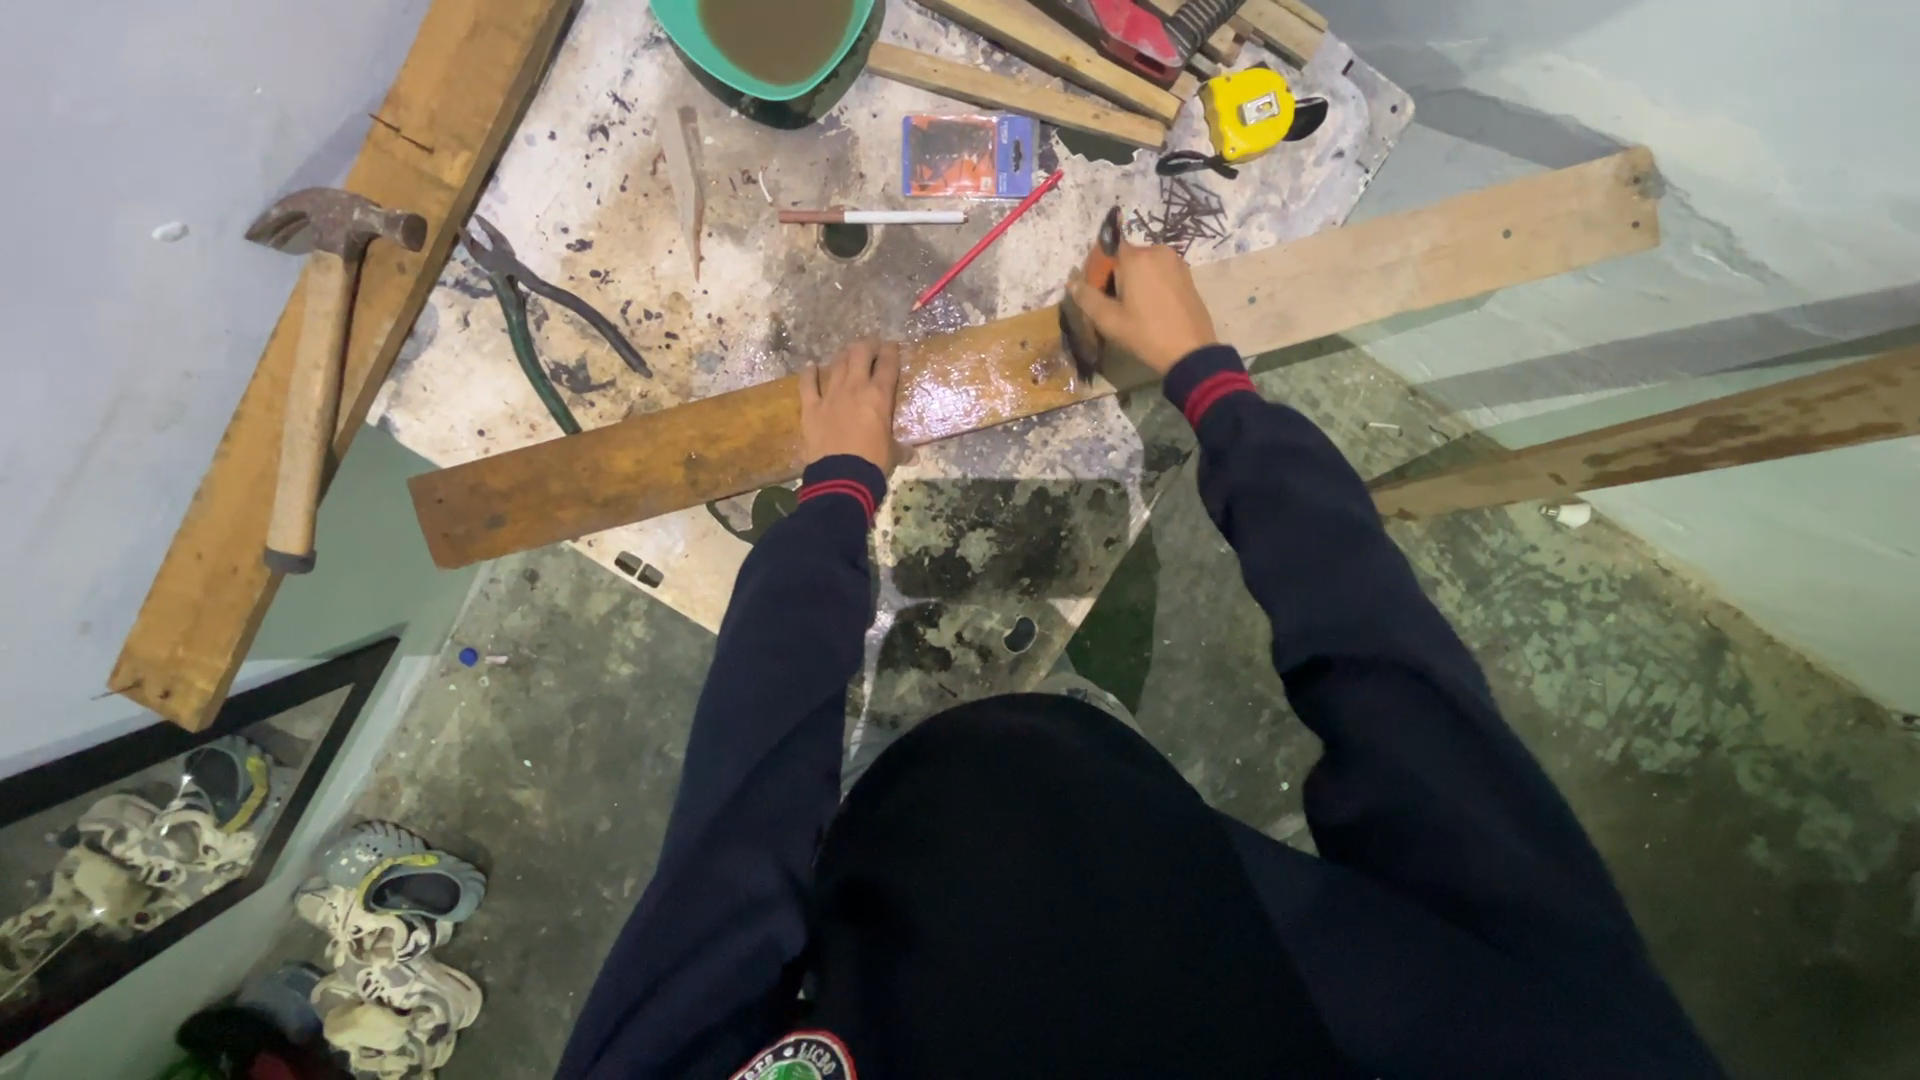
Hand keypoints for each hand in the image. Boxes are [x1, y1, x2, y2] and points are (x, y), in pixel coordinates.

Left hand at [800, 340, 901, 471]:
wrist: (842, 476)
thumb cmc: (874, 462)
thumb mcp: (893, 454)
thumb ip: (902, 450)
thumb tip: (913, 457)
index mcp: (879, 395)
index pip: (888, 364)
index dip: (891, 351)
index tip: (892, 346)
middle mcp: (855, 387)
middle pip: (860, 353)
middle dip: (867, 346)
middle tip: (871, 347)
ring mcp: (831, 395)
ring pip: (837, 364)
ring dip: (843, 355)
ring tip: (848, 353)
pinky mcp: (811, 407)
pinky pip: (808, 384)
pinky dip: (809, 373)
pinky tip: (810, 366)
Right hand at [1067, 242, 1218, 373]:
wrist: (1189, 350)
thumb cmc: (1145, 334)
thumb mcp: (1109, 320)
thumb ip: (1087, 298)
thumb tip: (1071, 282)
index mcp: (1135, 258)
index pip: (1106, 250)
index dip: (1097, 271)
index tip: (1096, 294)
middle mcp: (1156, 250)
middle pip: (1125, 257)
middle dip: (1116, 277)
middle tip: (1114, 307)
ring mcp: (1175, 261)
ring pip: (1144, 264)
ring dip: (1134, 280)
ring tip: (1132, 309)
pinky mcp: (1187, 273)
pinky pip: (1160, 271)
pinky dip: (1151, 283)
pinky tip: (1151, 306)